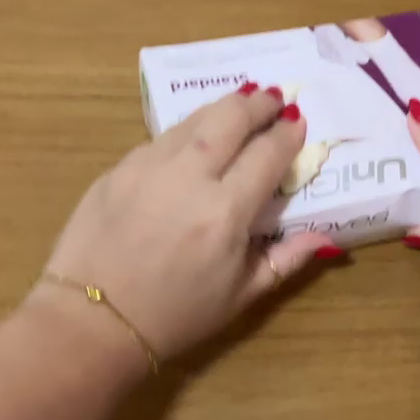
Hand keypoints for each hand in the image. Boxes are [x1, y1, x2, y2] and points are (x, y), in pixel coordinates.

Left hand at [35, 85, 336, 369]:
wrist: (93, 322)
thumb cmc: (177, 315)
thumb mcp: (242, 296)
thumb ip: (287, 259)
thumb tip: (326, 236)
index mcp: (225, 213)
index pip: (267, 155)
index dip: (287, 134)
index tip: (299, 123)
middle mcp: (188, 178)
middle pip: (230, 119)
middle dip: (258, 103)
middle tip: (274, 97)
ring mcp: (147, 167)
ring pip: (193, 120)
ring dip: (223, 107)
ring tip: (241, 103)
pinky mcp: (117, 169)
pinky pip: (161, 138)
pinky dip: (187, 130)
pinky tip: (195, 138)